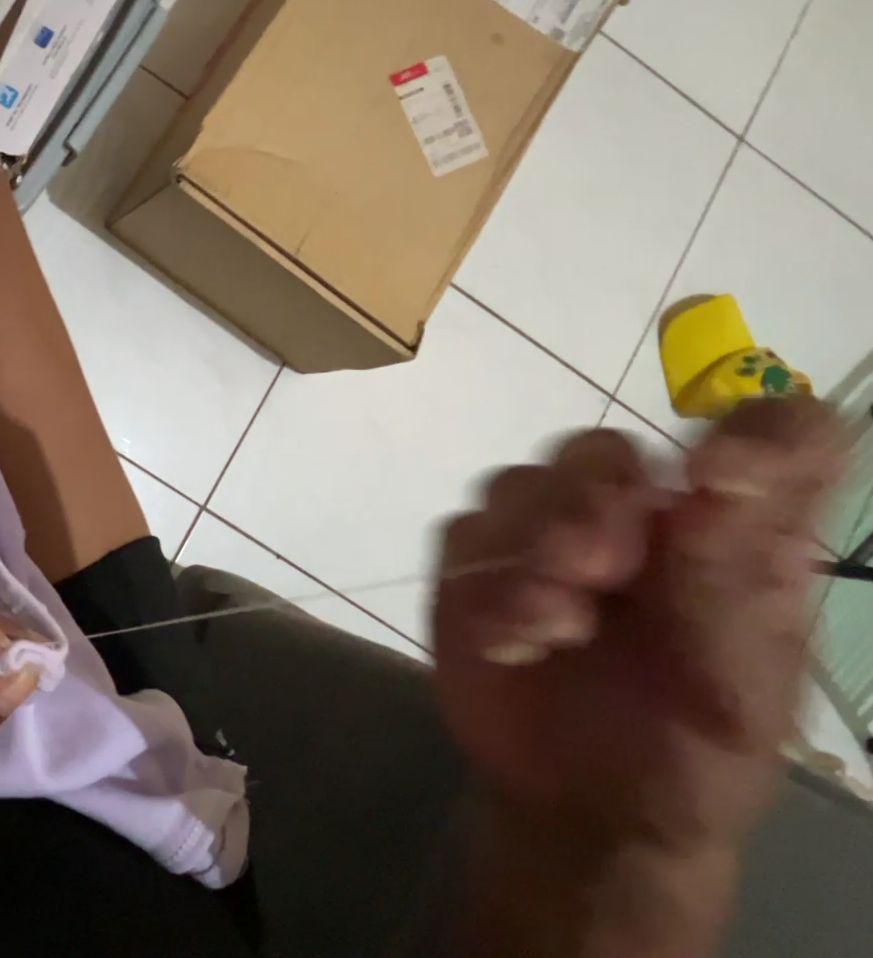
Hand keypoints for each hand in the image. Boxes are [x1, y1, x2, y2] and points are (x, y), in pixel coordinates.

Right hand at [434, 398, 841, 954]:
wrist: (575, 802)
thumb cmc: (688, 752)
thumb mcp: (742, 683)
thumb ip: (731, 578)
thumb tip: (721, 468)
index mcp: (733, 536)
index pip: (773, 435)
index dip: (752, 433)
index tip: (715, 480)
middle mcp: (637, 519)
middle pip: (602, 451)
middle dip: (588, 501)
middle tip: (592, 568)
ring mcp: (540, 535)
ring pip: (516, 483)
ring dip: (528, 544)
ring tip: (551, 625)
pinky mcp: (474, 564)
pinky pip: (461, 532)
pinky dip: (483, 581)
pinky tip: (512, 639)